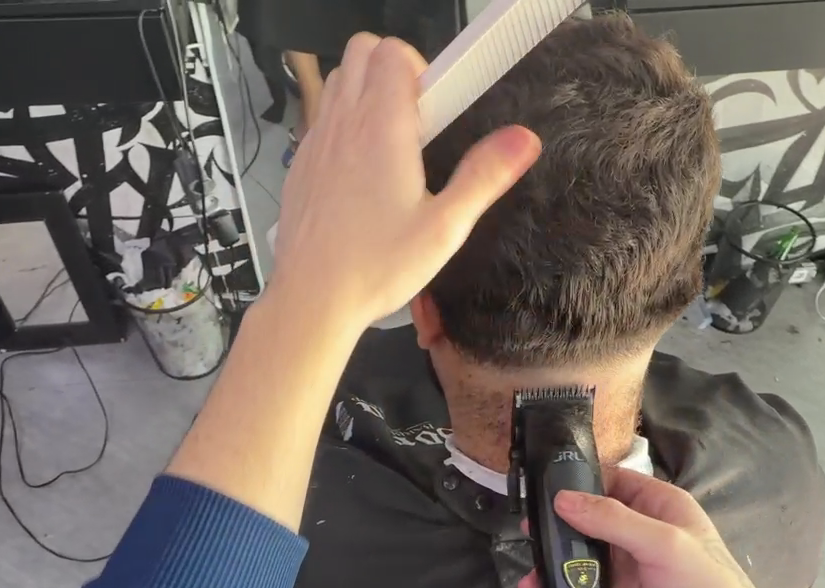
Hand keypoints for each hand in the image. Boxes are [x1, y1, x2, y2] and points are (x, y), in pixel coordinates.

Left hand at [269, 33, 540, 331]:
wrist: (312, 299)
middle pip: (361, 52)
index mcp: (381, 127)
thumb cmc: (376, 268)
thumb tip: (524, 139)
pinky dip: (341, 126)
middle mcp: (343, 123)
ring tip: (387, 144)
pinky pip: (320, 121)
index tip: (435, 111)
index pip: (394, 51)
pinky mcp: (300, 166)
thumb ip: (483, 177)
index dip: (420, 69)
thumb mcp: (443, 229)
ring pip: (336, 81)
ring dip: (364, 93)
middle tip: (414, 121)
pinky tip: (358, 175)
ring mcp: (315, 142)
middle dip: (391, 70)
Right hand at [517, 470, 786, 587]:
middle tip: (528, 535)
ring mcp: (629, 567)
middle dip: (557, 529)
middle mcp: (641, 531)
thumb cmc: (704, 586)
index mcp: (659, 506)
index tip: (543, 492)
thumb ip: (612, 520)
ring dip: (554, 566)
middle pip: (590, 520)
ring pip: (582, 557)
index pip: (613, 482)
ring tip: (529, 581)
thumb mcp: (662, 545)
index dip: (580, 483)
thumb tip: (562, 499)